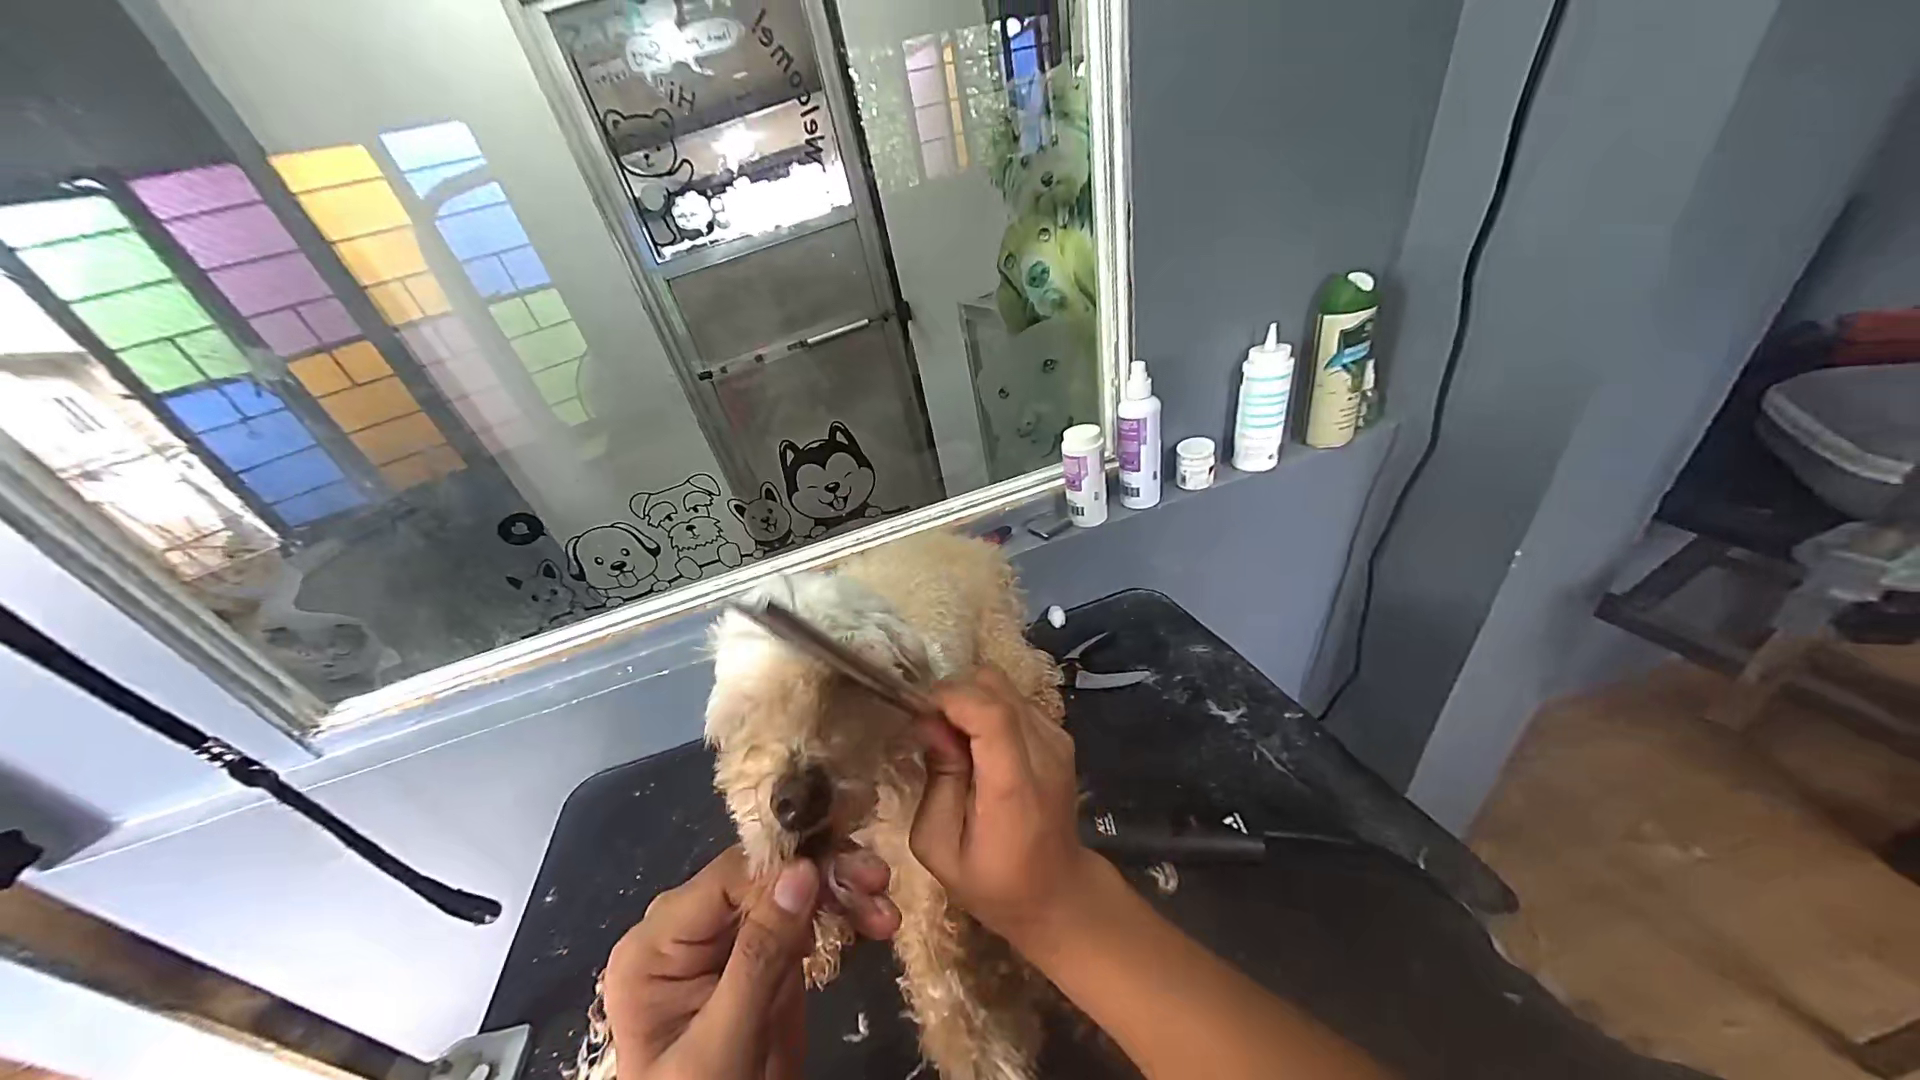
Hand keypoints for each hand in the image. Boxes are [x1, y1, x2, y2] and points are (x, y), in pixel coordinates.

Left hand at [603, 845, 897, 1079]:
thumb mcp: (724, 1043)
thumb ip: (759, 956)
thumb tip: (801, 870)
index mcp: (656, 943)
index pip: (729, 878)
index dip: (791, 868)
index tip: (851, 871)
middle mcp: (690, 928)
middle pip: (766, 877)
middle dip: (827, 876)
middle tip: (880, 882)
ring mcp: (728, 940)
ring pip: (791, 890)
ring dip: (843, 893)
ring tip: (885, 912)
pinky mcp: (761, 956)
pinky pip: (803, 919)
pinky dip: (840, 917)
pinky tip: (873, 924)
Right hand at [910, 666, 1097, 944]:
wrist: (1058, 893)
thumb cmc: (993, 882)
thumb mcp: (939, 847)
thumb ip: (936, 780)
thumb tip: (930, 723)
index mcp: (1014, 787)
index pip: (990, 713)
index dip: (950, 698)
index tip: (918, 712)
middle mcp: (1044, 752)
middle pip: (996, 686)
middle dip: (954, 694)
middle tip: (932, 727)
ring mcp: (1057, 740)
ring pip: (1004, 686)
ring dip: (971, 700)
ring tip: (954, 739)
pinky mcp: (1059, 736)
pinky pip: (1015, 699)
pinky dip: (988, 709)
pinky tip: (979, 744)